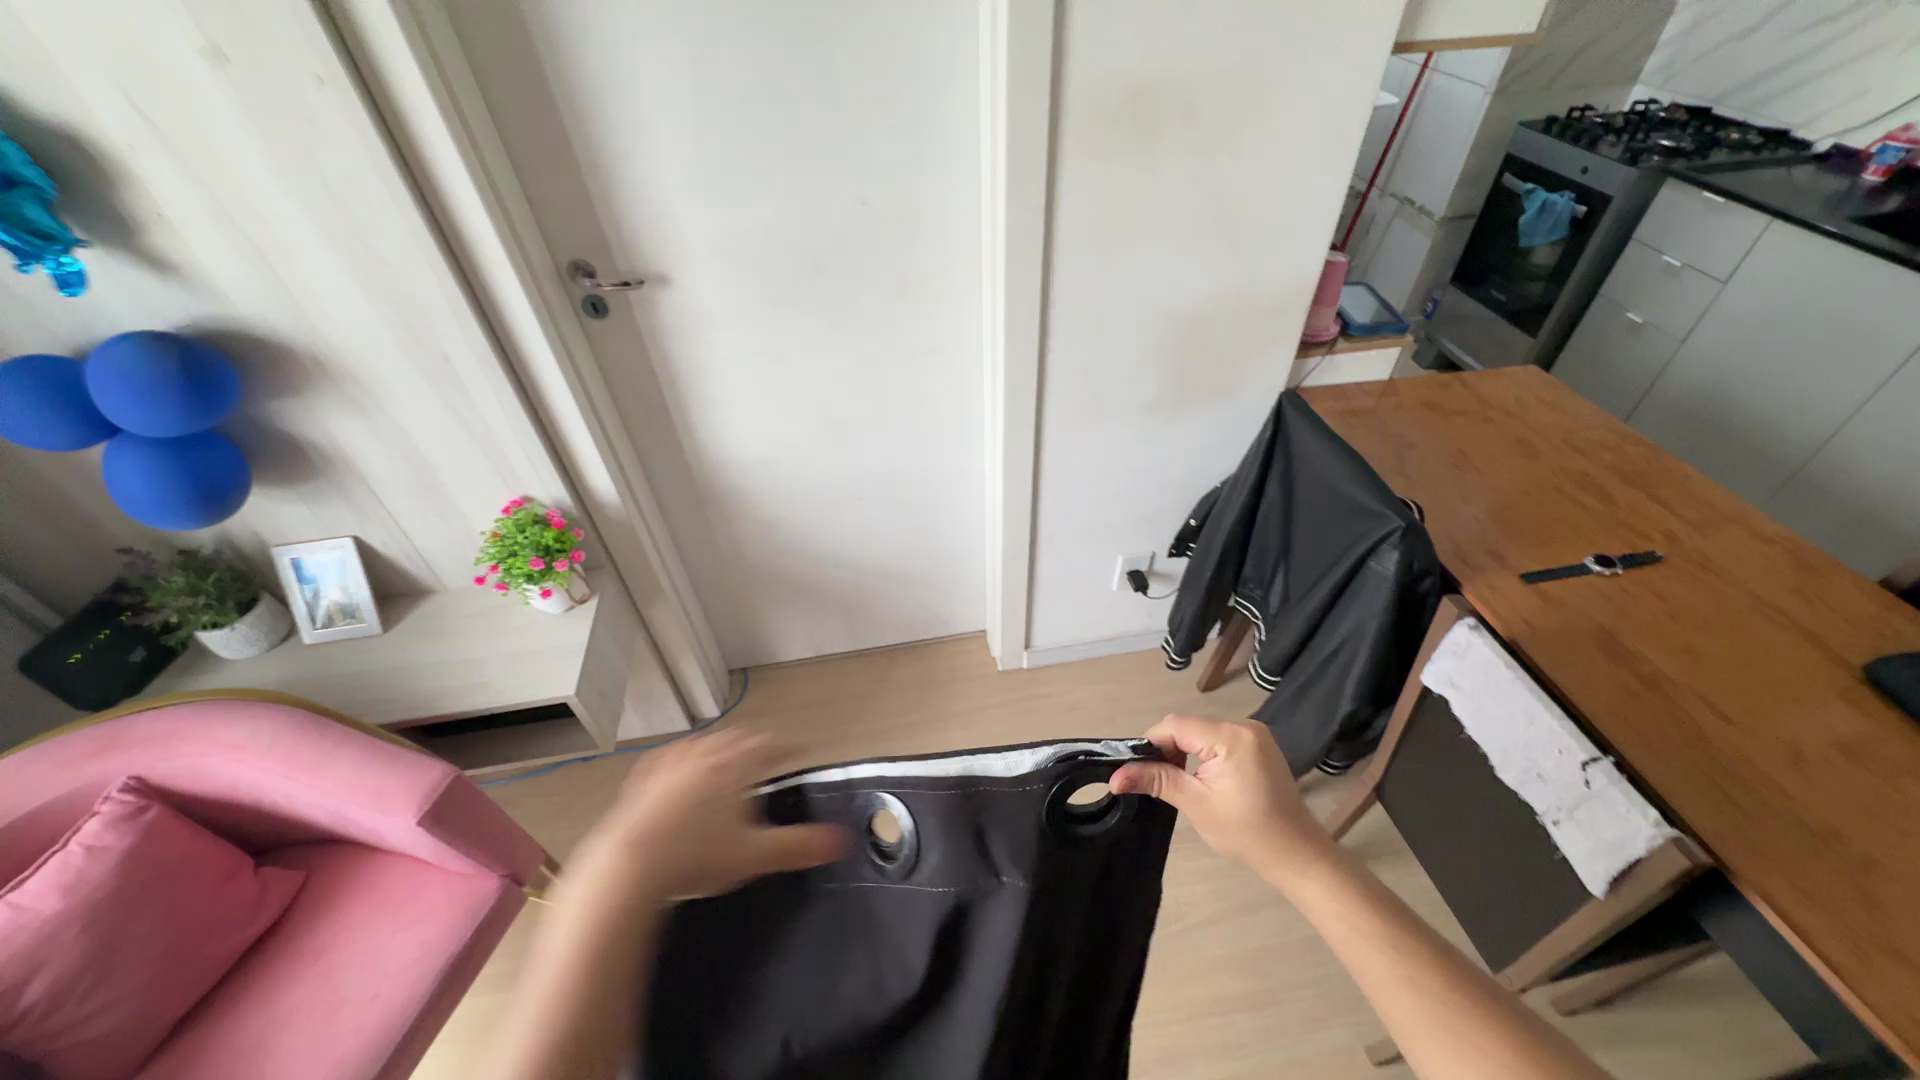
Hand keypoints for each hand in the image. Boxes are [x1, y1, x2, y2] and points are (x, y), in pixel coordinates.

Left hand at [566, 729, 847, 903]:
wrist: (629, 865)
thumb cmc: (698, 855)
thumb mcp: (756, 855)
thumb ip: (800, 846)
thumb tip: (842, 841)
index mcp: (735, 765)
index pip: (771, 745)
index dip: (790, 746)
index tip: (802, 749)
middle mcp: (703, 755)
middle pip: (736, 738)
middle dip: (755, 742)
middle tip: (768, 751)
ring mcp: (669, 766)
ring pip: (701, 744)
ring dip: (719, 747)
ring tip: (727, 755)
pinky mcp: (642, 783)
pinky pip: (666, 761)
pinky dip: (681, 761)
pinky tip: (677, 769)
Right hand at [1110, 714, 1331, 876]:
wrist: (1296, 853)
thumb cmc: (1246, 831)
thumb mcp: (1196, 804)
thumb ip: (1156, 780)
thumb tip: (1115, 777)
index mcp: (1231, 736)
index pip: (1176, 725)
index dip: (1151, 744)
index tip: (1137, 769)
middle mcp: (1244, 725)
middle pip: (1189, 726)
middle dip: (1167, 749)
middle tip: (1155, 779)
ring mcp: (1255, 734)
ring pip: (1202, 732)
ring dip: (1184, 751)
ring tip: (1177, 781)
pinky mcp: (1259, 745)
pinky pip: (1219, 739)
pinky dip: (1203, 753)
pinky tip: (1200, 778)